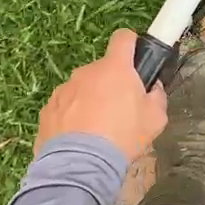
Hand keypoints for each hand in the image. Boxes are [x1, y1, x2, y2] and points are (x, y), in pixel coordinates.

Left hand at [34, 30, 168, 162]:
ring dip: (90, 101)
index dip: (131, 44)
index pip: (123, 38)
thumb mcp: (156, 119)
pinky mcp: (47, 110)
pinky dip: (72, 118)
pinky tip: (80, 141)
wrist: (80, 166)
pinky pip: (65, 107)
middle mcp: (87, 72)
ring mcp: (63, 90)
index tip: (135, 59)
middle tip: (120, 111)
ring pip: (82, 89)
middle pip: (103, 69)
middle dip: (111, 84)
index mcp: (115, 68)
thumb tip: (152, 89)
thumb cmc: (123, 137)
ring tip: (97, 132)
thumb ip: (157, 97)